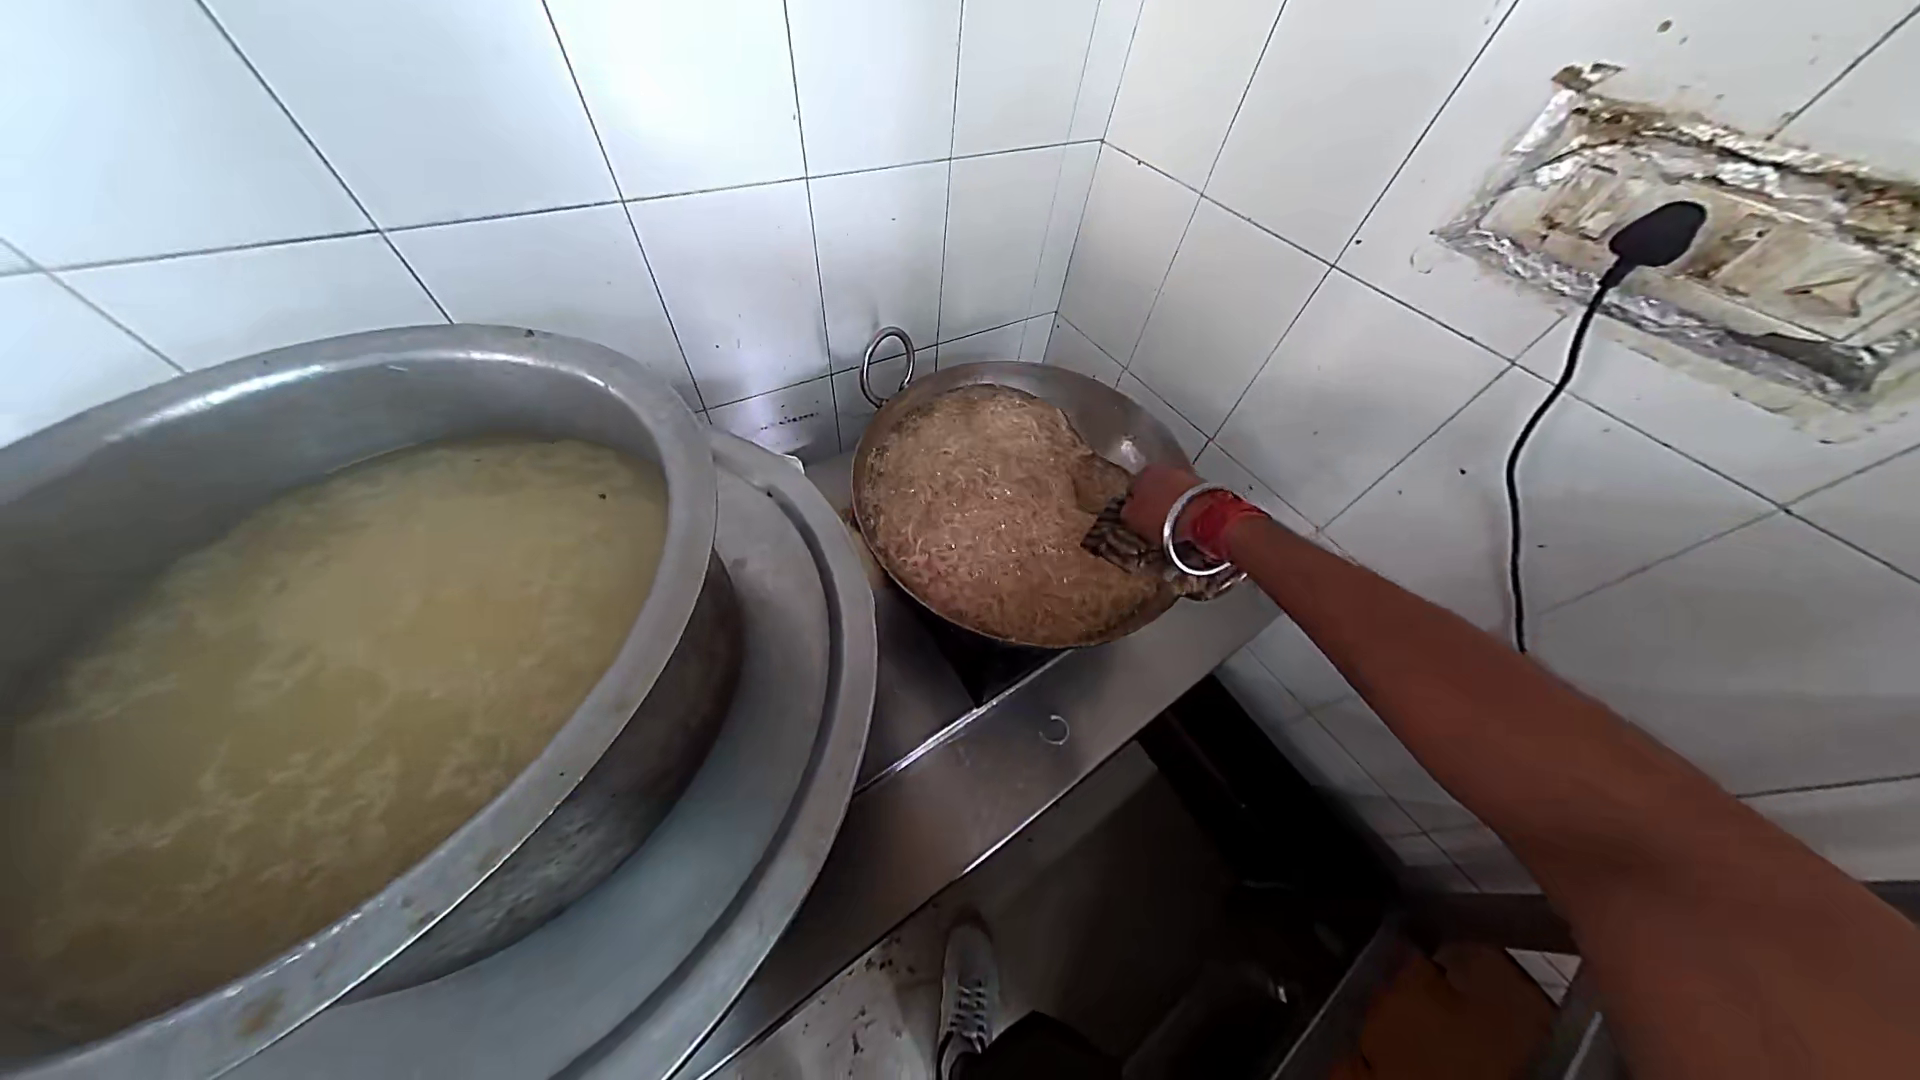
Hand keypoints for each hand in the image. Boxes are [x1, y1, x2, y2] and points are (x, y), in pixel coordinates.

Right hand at [1122, 463, 1203, 539]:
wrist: (1200, 517)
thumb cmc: (1159, 517)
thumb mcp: (1131, 518)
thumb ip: (1127, 510)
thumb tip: (1128, 507)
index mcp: (1142, 473)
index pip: (1132, 488)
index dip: (1134, 503)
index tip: (1138, 516)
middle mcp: (1163, 468)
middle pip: (1153, 485)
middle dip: (1154, 498)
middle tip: (1155, 517)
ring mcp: (1186, 474)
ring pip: (1172, 489)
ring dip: (1171, 500)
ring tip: (1172, 519)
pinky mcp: (1204, 484)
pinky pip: (1188, 495)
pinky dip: (1186, 503)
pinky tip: (1186, 517)